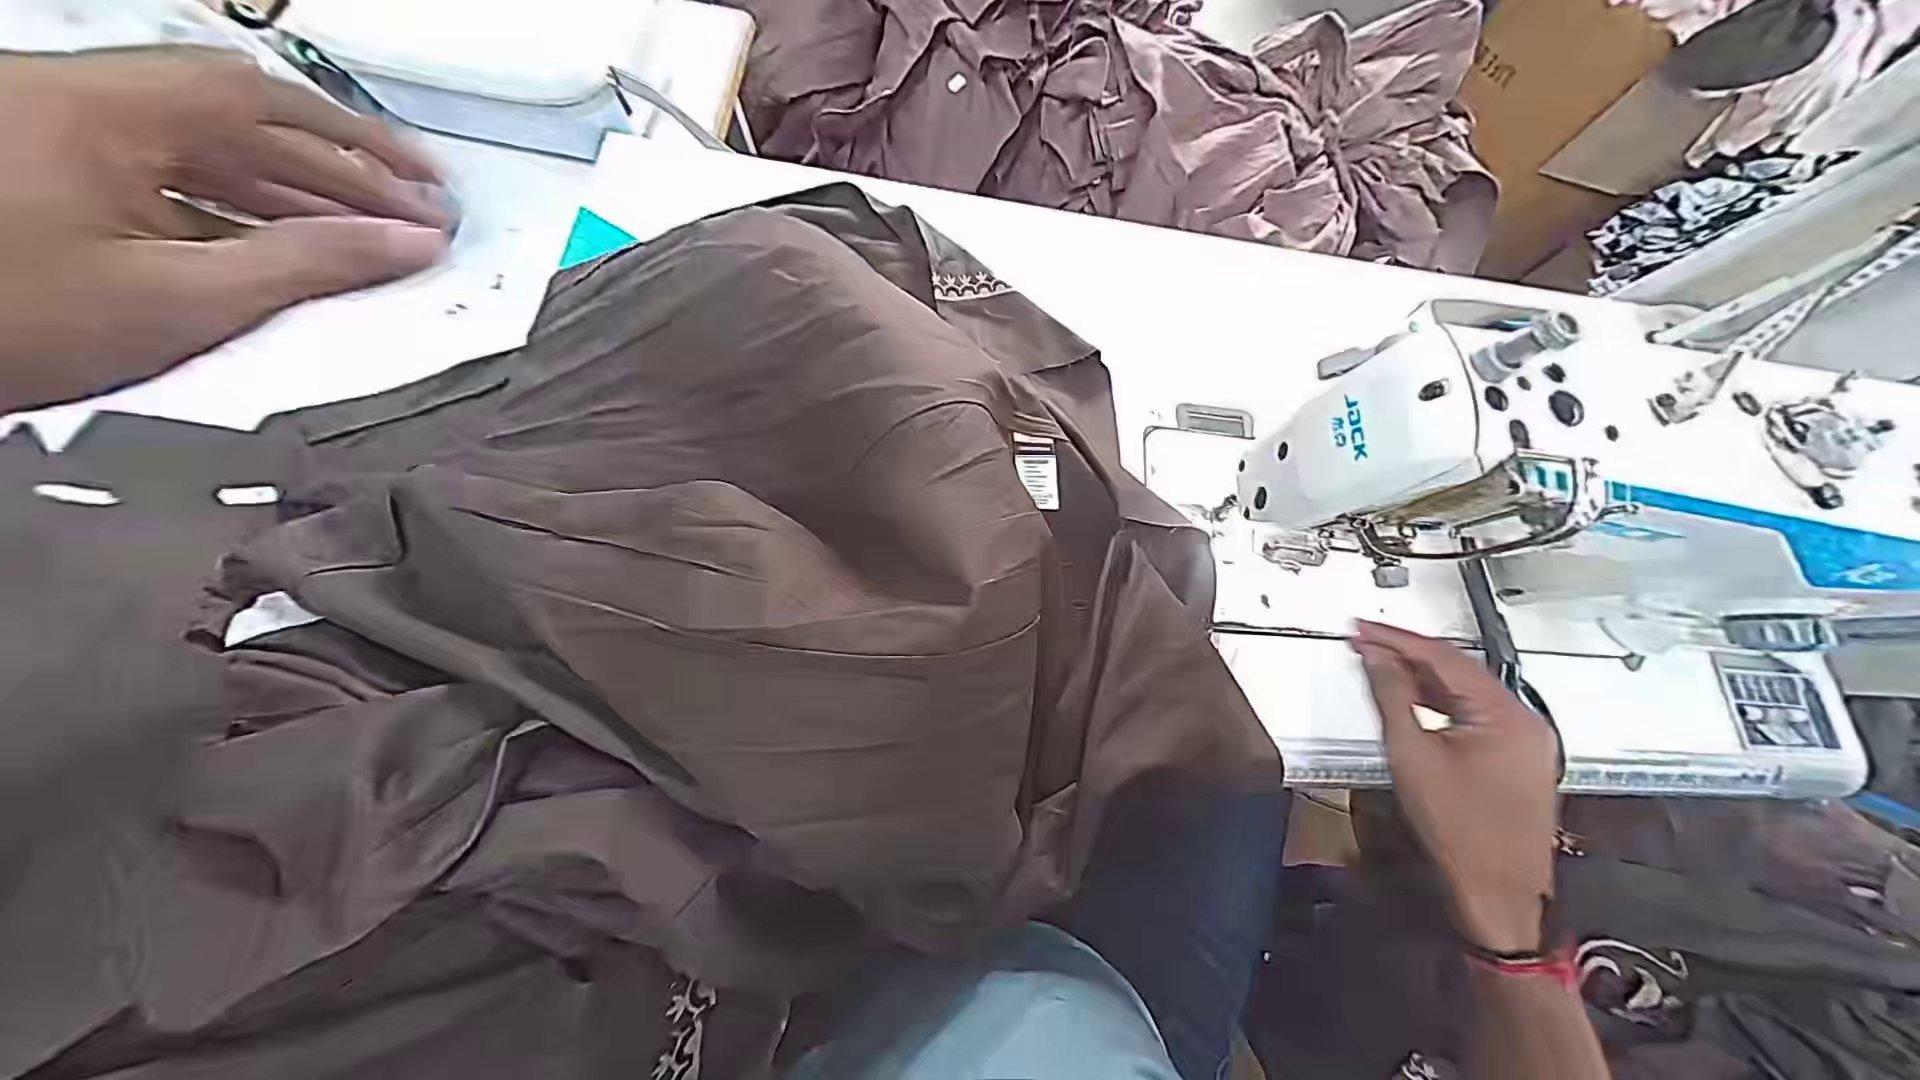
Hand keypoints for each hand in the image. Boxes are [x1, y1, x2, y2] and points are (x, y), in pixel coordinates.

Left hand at [0, 47, 453, 412]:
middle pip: (237, 129)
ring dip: (301, 199)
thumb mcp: (191, 297)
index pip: (252, 96)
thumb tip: (407, 243)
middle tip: (416, 221)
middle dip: (341, 178)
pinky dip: (247, 215)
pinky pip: (174, 185)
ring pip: (208, 159)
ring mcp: (47, 143)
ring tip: (377, 239)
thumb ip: (312, 262)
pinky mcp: (46, 183)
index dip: (353, 135)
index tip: (417, 175)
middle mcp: (59, 108)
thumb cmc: (8, 323)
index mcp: (82, 111)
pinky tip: (300, 250)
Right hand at [1351, 620, 1560, 953]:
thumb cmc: (1460, 828)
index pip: (1443, 657)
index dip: (1396, 639)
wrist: (1497, 888)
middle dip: (1405, 652)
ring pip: (1463, 689)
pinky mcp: (1514, 754)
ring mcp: (1523, 739)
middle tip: (1364, 640)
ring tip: (1377, 662)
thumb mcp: (1410, 752)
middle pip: (1457, 669)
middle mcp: (1524, 721)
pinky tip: (1407, 695)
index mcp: (1507, 716)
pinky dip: (1435, 698)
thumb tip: (1375, 657)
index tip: (1362, 628)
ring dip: (1419, 674)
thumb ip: (1391, 695)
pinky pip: (1470, 710)